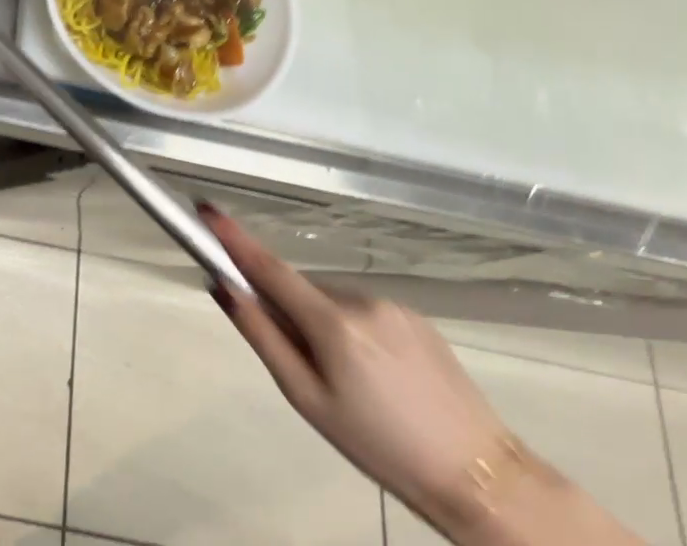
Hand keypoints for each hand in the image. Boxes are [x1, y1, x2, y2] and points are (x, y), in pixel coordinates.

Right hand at [200, 204, 512, 532]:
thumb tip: (223, 287)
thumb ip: (261, 336)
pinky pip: (361, 312)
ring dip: (319, 322)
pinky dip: (349, 330)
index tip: (206, 209)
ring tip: (344, 379)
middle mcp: (363, 301)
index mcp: (332, 323)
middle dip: (284, 309)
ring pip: (330, 301)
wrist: (480, 477)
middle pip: (299, 288)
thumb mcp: (304, 396)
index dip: (233, 238)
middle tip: (298, 365)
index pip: (268, 268)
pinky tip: (372, 374)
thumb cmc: (377, 443)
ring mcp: (396, 308)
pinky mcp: (419, 320)